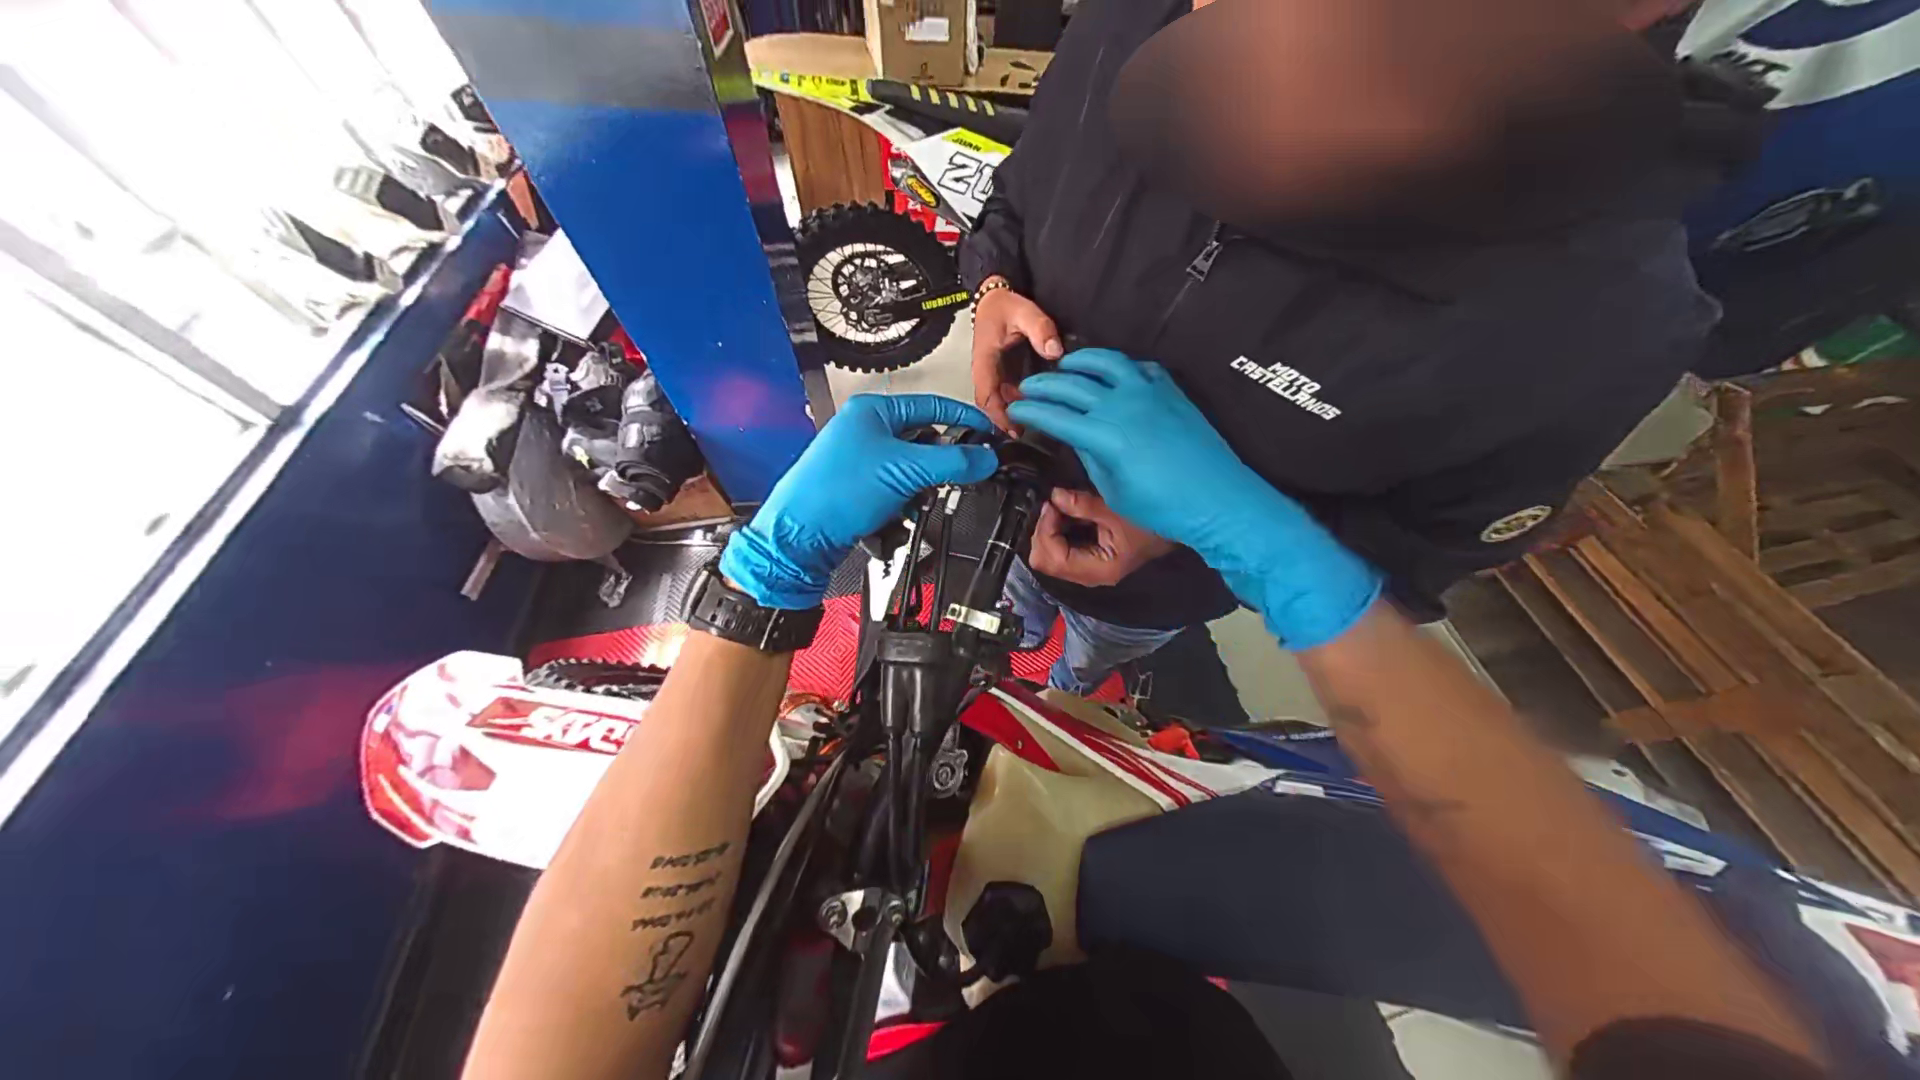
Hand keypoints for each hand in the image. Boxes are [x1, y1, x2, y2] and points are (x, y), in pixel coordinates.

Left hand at [719, 394, 998, 607]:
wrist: (798, 539)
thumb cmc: (832, 494)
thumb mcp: (904, 471)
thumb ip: (953, 462)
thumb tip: (985, 457)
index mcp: (873, 412)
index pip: (933, 406)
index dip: (965, 418)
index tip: (990, 433)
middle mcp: (867, 433)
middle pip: (925, 443)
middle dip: (938, 468)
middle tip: (955, 480)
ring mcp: (863, 463)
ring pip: (913, 473)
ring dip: (919, 493)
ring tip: (911, 506)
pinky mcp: (861, 492)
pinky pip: (897, 494)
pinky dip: (902, 508)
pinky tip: (893, 520)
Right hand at [971, 282, 1062, 431]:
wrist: (994, 298)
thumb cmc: (1004, 306)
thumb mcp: (1024, 311)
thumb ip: (1040, 329)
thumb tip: (1054, 351)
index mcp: (984, 360)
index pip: (986, 396)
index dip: (998, 415)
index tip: (1013, 428)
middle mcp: (985, 372)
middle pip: (990, 405)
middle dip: (1005, 421)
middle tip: (1025, 433)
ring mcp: (992, 375)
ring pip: (998, 402)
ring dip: (1012, 414)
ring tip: (1032, 426)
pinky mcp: (1001, 374)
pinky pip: (1006, 395)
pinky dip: (1017, 404)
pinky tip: (1033, 410)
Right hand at [1006, 350, 1381, 647]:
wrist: (1217, 500)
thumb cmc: (1164, 507)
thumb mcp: (1113, 490)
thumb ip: (1090, 456)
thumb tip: (1077, 437)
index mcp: (1104, 435)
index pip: (1055, 415)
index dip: (1030, 412)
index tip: (1015, 411)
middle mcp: (1123, 405)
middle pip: (1071, 384)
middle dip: (1043, 385)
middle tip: (1028, 389)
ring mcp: (1150, 393)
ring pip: (1105, 362)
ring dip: (1079, 361)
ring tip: (1064, 365)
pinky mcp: (1171, 391)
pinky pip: (1138, 366)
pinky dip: (1118, 365)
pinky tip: (1111, 371)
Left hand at [1027, 488, 1172, 585]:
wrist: (1175, 529)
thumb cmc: (1152, 523)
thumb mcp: (1117, 510)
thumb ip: (1082, 505)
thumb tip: (1055, 496)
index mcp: (1097, 569)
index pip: (1051, 558)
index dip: (1046, 530)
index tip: (1052, 505)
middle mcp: (1088, 575)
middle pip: (1044, 560)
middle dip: (1043, 531)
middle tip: (1054, 506)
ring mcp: (1086, 568)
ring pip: (1048, 556)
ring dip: (1048, 530)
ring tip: (1060, 508)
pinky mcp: (1087, 559)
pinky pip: (1059, 549)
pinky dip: (1057, 531)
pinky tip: (1067, 514)